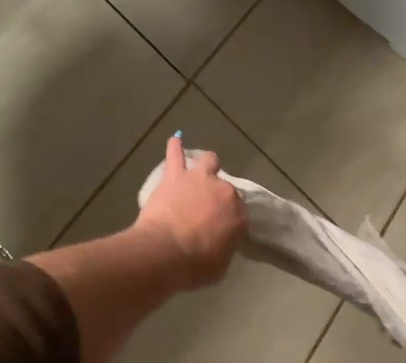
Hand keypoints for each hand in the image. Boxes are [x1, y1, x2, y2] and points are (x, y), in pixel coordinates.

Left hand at [133, 135, 248, 289]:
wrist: (165, 251)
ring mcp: (198, 178)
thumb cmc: (195, 266)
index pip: (240, 212)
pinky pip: (175, 153)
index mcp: (238, 214)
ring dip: (206, 165)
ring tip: (201, 170)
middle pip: (225, 187)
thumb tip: (220, 240)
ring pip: (208, 161)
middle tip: (207, 208)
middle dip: (218, 196)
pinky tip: (175, 139)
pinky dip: (175, 146)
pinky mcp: (175, 174)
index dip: (231, 219)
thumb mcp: (220, 265)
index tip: (223, 228)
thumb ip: (225, 246)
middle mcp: (222, 190)